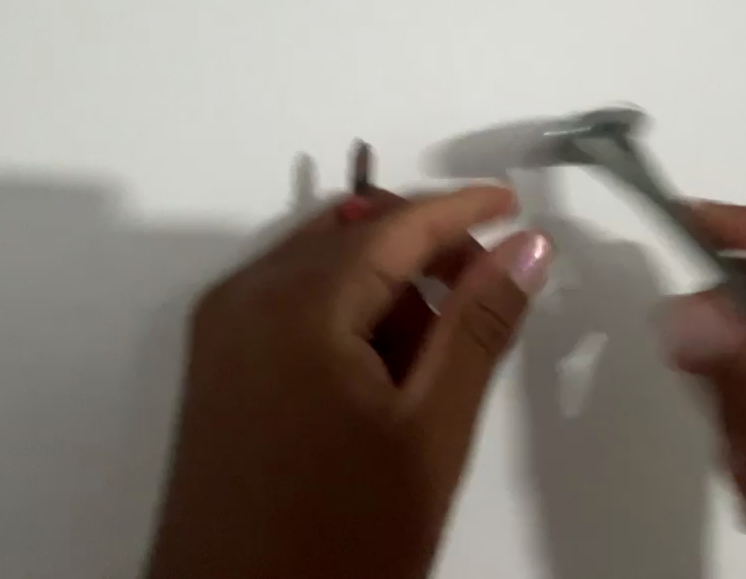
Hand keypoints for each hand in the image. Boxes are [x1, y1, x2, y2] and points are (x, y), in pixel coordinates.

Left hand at [145, 186, 553, 578]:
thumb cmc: (342, 542)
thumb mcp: (430, 431)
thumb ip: (480, 323)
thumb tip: (528, 245)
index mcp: (295, 303)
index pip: (395, 225)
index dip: (462, 208)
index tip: (515, 204)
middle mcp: (246, 294)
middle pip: (356, 233)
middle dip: (427, 250)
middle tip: (484, 293)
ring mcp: (222, 327)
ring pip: (327, 264)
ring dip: (390, 286)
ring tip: (433, 359)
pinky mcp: (217, 362)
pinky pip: (297, 300)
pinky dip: (351, 312)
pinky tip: (385, 374)